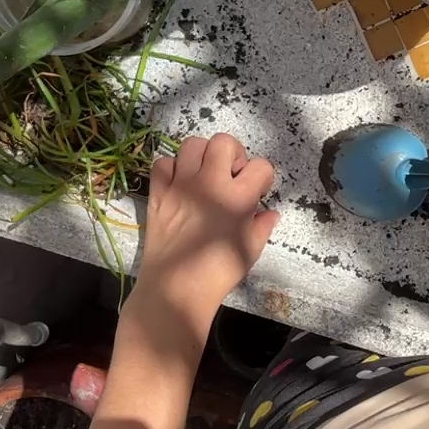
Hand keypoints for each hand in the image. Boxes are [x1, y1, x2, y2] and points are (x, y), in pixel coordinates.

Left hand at [133, 133, 279, 321]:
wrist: (177, 287)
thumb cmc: (220, 271)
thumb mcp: (252, 249)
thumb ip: (263, 225)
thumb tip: (269, 212)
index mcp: (238, 197)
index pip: (261, 165)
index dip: (263, 177)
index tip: (257, 191)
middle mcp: (210, 183)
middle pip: (224, 142)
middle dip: (233, 154)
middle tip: (230, 176)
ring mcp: (182, 185)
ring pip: (192, 144)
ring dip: (202, 156)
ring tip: (204, 175)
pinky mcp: (159, 193)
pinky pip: (163, 163)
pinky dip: (172, 169)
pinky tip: (180, 185)